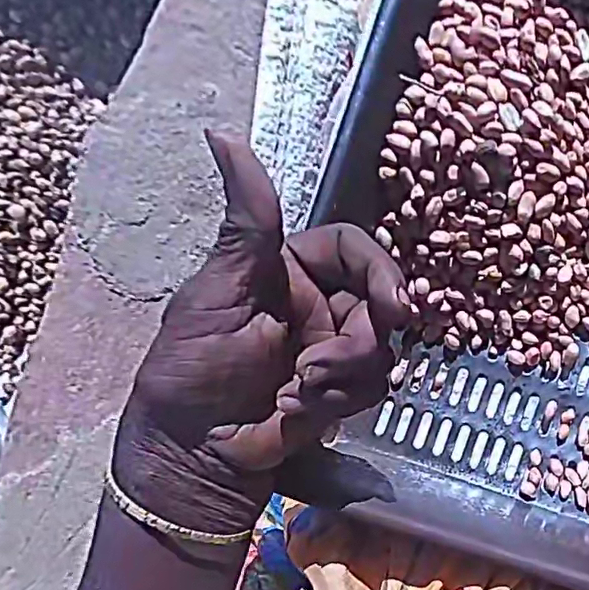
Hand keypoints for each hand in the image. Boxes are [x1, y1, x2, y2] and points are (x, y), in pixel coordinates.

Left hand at [111, 131, 408, 535]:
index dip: (380, 270)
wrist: (196, 453)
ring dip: (342, 375)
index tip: (395, 306)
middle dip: (358, 339)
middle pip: (380, 302)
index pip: (353, 250)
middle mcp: (320, 305)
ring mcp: (335, 349)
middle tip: (322, 366)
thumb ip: (245, 225)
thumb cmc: (193, 369)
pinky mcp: (344, 389)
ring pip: (383, 347)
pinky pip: (375, 385)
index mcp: (288, 272)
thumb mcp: (217, 293)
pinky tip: (297, 410)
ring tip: (294, 392)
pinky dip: (342, 401)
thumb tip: (221, 135)